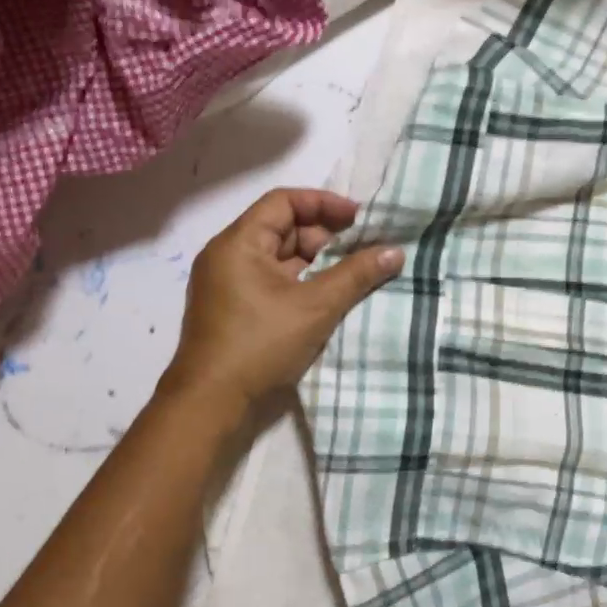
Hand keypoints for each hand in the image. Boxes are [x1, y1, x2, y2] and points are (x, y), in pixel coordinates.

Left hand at [163, 188, 403, 413]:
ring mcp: (229, 285)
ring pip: (281, 258)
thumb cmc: (260, 344)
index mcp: (239, 244)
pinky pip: (274, 281)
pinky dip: (303, 283)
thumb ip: (357, 274)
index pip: (284, 202)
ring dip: (318, 263)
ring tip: (354, 276)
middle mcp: (228, 256)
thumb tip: (395, 251)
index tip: (359, 220)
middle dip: (325, 237)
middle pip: (283, 228)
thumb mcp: (316, 306)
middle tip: (362, 252)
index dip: (324, 204)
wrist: (211, 405)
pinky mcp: (235, 309)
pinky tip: (331, 298)